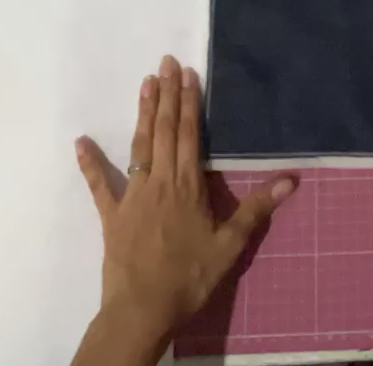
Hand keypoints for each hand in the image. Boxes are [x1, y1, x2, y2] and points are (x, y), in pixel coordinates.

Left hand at [74, 56, 297, 341]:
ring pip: (139, 146)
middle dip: (168, 95)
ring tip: (144, 83)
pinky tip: (81, 141)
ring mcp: (133, 196)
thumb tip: (291, 179)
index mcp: (188, 185)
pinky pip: (99, 185)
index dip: (189, 102)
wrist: (142, 310)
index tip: (187, 73)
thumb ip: (258, 208)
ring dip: (144, 114)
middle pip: (165, 131)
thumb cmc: (189, 276)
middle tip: (166, 62)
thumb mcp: (230, 244)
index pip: (190, 134)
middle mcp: (160, 181)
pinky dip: (90, 163)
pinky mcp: (112, 215)